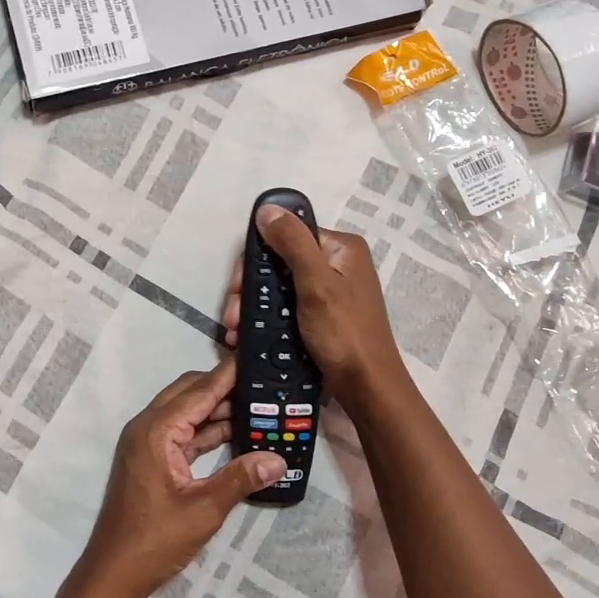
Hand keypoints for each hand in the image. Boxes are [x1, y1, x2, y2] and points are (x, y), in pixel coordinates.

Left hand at [80, 360, 285, 597]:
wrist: (116, 570)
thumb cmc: (156, 539)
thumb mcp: (204, 509)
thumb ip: (241, 479)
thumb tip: (279, 459)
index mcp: (156, 430)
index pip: (198, 391)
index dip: (228, 375)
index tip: (255, 357)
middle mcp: (148, 427)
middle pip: (190, 394)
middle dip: (225, 388)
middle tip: (263, 384)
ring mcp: (147, 443)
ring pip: (186, 413)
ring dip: (217, 410)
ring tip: (259, 407)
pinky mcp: (151, 458)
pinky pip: (182, 433)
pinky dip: (207, 431)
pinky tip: (237, 433)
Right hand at [221, 205, 407, 403]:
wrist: (366, 388)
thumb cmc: (344, 334)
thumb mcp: (316, 284)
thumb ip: (292, 244)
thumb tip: (267, 209)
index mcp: (341, 248)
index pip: (287, 236)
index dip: (256, 259)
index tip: (236, 286)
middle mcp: (337, 264)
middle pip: (279, 262)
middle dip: (250, 289)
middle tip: (232, 316)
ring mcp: (329, 291)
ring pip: (278, 287)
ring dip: (253, 307)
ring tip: (235, 330)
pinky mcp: (322, 315)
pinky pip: (286, 307)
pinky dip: (267, 319)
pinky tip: (248, 334)